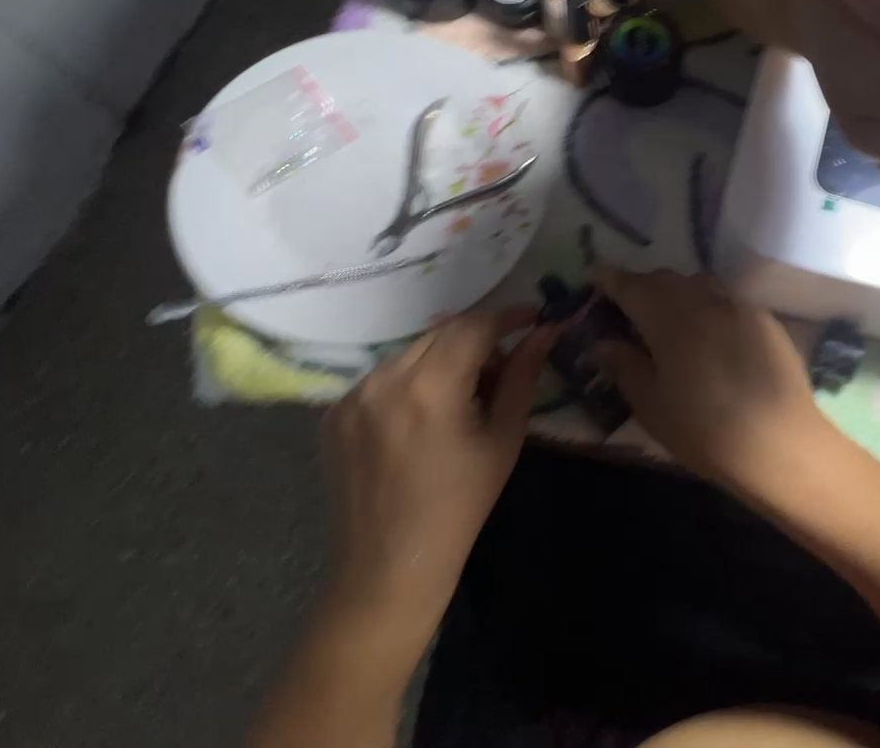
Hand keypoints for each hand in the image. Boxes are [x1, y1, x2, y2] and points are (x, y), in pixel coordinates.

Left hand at [320, 309, 557, 618]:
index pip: (475, 325)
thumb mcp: (504, 437)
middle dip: (478, 338)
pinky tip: (424, 418)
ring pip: (412, 352)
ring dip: (444, 359)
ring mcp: (352, 395)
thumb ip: (523, 375)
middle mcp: (384, 379)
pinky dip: (412, 381)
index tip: (533, 317)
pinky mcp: (334, 412)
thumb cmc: (461, 503)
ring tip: (463, 397)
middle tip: (504, 366)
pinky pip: (384, 377)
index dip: (508, 315)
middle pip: (442, 332)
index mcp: (431, 386)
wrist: (390, 563)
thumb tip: (546, 331)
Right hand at [592, 267, 828, 485]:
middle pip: (665, 280)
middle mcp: (704, 300)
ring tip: (667, 318)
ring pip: (699, 284)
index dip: (608, 279)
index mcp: (669, 317)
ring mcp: (739, 306)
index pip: (631, 285)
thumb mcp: (651, 405)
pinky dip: (708, 306)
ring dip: (676, 292)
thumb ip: (624, 366)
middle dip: (641, 286)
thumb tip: (603, 343)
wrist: (778, 441)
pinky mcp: (765, 319)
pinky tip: (708, 333)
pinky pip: (727, 300)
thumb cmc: (704, 429)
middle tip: (626, 307)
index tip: (592, 277)